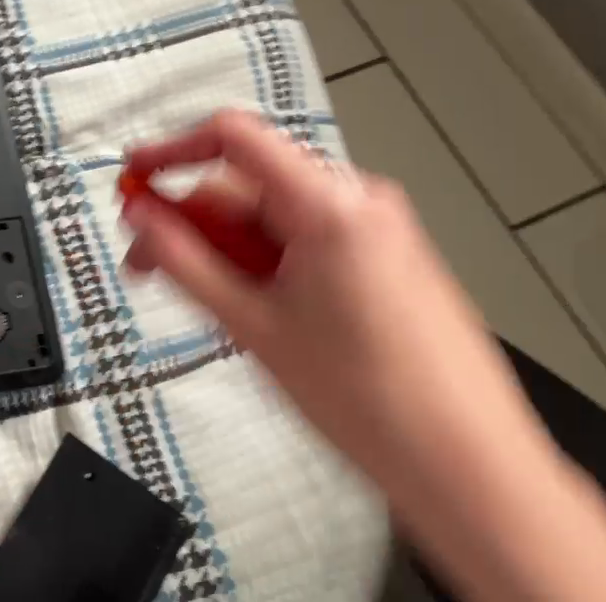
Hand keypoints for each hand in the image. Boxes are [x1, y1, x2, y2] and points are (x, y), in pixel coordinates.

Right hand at [119, 109, 548, 494]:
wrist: (471, 468)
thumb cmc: (375, 401)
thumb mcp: (252, 324)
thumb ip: (183, 260)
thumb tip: (139, 217)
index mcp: (330, 205)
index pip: (233, 137)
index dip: (171, 151)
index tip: (134, 178)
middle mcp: (359, 203)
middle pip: (247, 184)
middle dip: (189, 220)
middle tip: (147, 262)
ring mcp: (377, 231)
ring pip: (272, 216)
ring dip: (223, 246)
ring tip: (200, 300)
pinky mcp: (384, 259)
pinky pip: (303, 238)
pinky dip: (262, 260)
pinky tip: (248, 307)